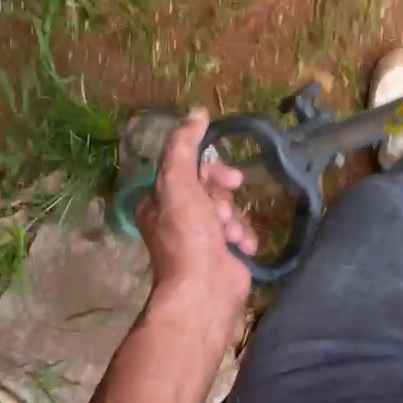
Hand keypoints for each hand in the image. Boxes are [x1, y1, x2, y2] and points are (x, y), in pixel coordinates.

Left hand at [136, 110, 254, 322]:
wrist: (204, 290)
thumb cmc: (187, 235)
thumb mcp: (177, 181)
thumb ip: (183, 145)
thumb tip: (197, 112)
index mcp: (158, 202)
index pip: (186, 170)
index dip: (209, 169)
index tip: (226, 177)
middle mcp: (176, 219)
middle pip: (209, 188)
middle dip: (222, 197)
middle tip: (224, 211)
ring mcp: (199, 239)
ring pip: (227, 210)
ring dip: (235, 219)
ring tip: (230, 236)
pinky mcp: (222, 256)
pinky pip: (239, 233)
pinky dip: (244, 237)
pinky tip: (243, 248)